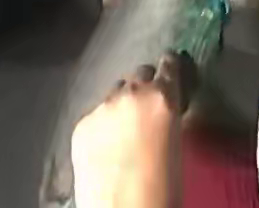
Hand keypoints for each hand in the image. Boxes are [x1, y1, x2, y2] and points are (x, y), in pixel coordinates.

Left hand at [70, 55, 181, 207]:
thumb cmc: (163, 193)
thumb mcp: (176, 149)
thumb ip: (167, 119)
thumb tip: (162, 113)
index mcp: (162, 98)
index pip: (169, 64)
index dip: (171, 69)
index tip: (171, 74)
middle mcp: (131, 93)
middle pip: (140, 74)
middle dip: (145, 88)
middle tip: (147, 113)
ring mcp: (102, 106)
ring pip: (116, 93)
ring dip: (122, 105)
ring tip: (124, 133)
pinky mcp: (82, 124)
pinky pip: (96, 115)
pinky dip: (103, 126)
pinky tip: (106, 149)